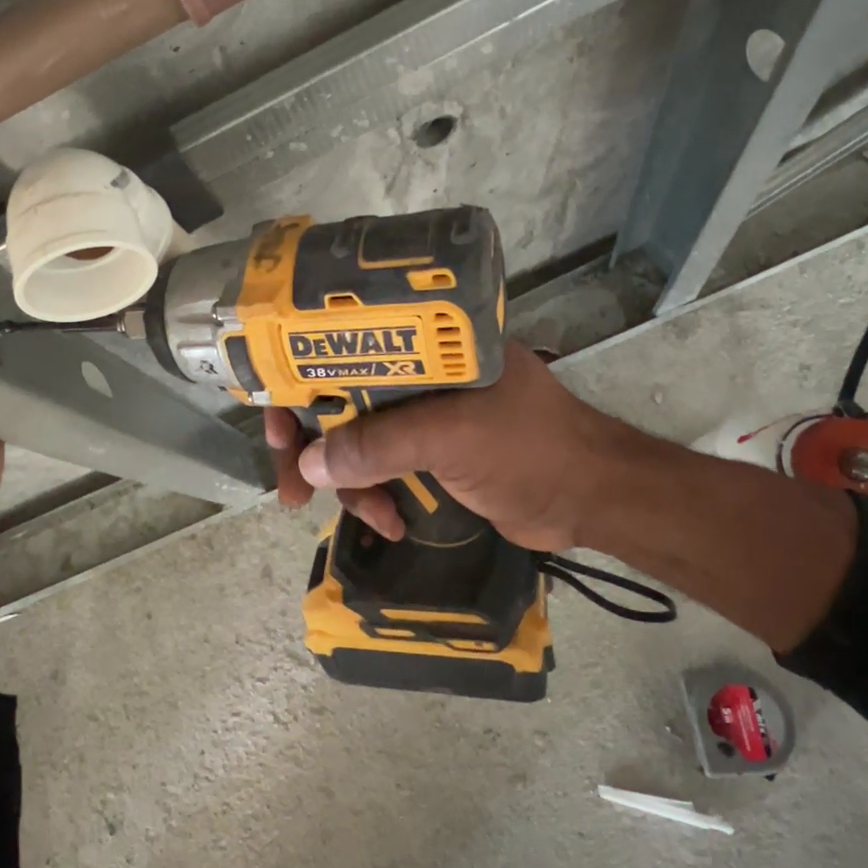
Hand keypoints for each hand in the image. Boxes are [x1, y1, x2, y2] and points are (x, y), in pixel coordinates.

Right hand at [266, 342, 666, 552]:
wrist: (590, 500)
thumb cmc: (531, 449)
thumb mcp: (452, 438)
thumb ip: (380, 446)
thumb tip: (309, 465)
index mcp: (429, 344)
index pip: (347, 346)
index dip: (304, 377)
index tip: (278, 416)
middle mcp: (420, 371)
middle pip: (342, 399)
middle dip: (314, 444)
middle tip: (290, 485)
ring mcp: (424, 413)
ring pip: (357, 440)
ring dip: (349, 482)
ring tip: (365, 516)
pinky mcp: (430, 452)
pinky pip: (381, 469)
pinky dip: (376, 496)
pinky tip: (390, 523)